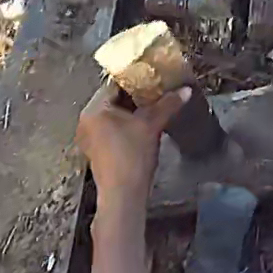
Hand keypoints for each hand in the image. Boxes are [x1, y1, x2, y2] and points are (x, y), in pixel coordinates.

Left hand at [77, 82, 190, 210]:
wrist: (123, 196)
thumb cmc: (132, 156)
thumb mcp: (151, 125)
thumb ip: (167, 104)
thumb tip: (185, 89)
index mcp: (94, 109)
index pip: (114, 84)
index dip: (135, 78)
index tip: (153, 76)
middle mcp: (87, 120)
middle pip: (114, 99)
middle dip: (136, 95)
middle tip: (157, 90)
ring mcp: (90, 136)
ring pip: (114, 114)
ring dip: (133, 110)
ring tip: (155, 105)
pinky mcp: (97, 149)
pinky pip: (113, 128)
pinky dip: (127, 124)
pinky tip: (145, 125)